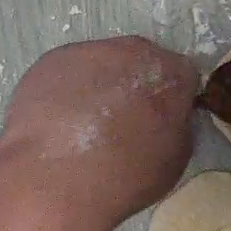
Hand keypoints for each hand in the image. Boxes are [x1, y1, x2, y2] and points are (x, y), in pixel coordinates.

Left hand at [0, 37, 197, 230]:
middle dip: (134, 85)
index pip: (181, 76)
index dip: (170, 99)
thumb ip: (176, 125)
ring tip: (84, 122)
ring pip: (101, 63)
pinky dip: (66, 90)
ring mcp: (87, 52)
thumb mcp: (174, 159)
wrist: (54, 178)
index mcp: (171, 73)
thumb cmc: (124, 177)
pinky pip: (68, 71)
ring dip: (99, 85)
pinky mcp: (50, 60)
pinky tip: (58, 119)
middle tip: (121, 120)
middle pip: (140, 61)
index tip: (159, 120)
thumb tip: (165, 118)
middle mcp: (131, 51)